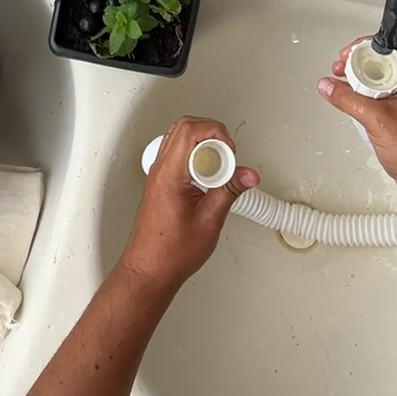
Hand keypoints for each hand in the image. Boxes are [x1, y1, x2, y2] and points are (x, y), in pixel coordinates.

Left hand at [117, 116, 259, 291]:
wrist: (149, 269)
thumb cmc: (171, 252)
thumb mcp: (210, 220)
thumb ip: (230, 192)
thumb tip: (247, 175)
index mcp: (171, 173)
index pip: (192, 131)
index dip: (217, 134)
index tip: (231, 154)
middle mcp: (161, 168)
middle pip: (184, 126)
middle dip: (212, 132)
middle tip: (227, 154)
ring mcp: (158, 173)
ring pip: (179, 136)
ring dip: (202, 141)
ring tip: (220, 164)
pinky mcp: (160, 181)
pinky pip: (177, 152)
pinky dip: (195, 154)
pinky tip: (207, 174)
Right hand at [319, 37, 396, 208]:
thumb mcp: (376, 119)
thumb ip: (347, 99)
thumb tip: (329, 85)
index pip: (388, 50)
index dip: (363, 49)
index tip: (345, 57)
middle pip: (383, 64)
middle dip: (359, 66)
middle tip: (340, 70)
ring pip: (383, 83)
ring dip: (362, 84)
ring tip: (345, 88)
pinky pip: (384, 100)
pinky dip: (369, 100)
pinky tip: (358, 108)